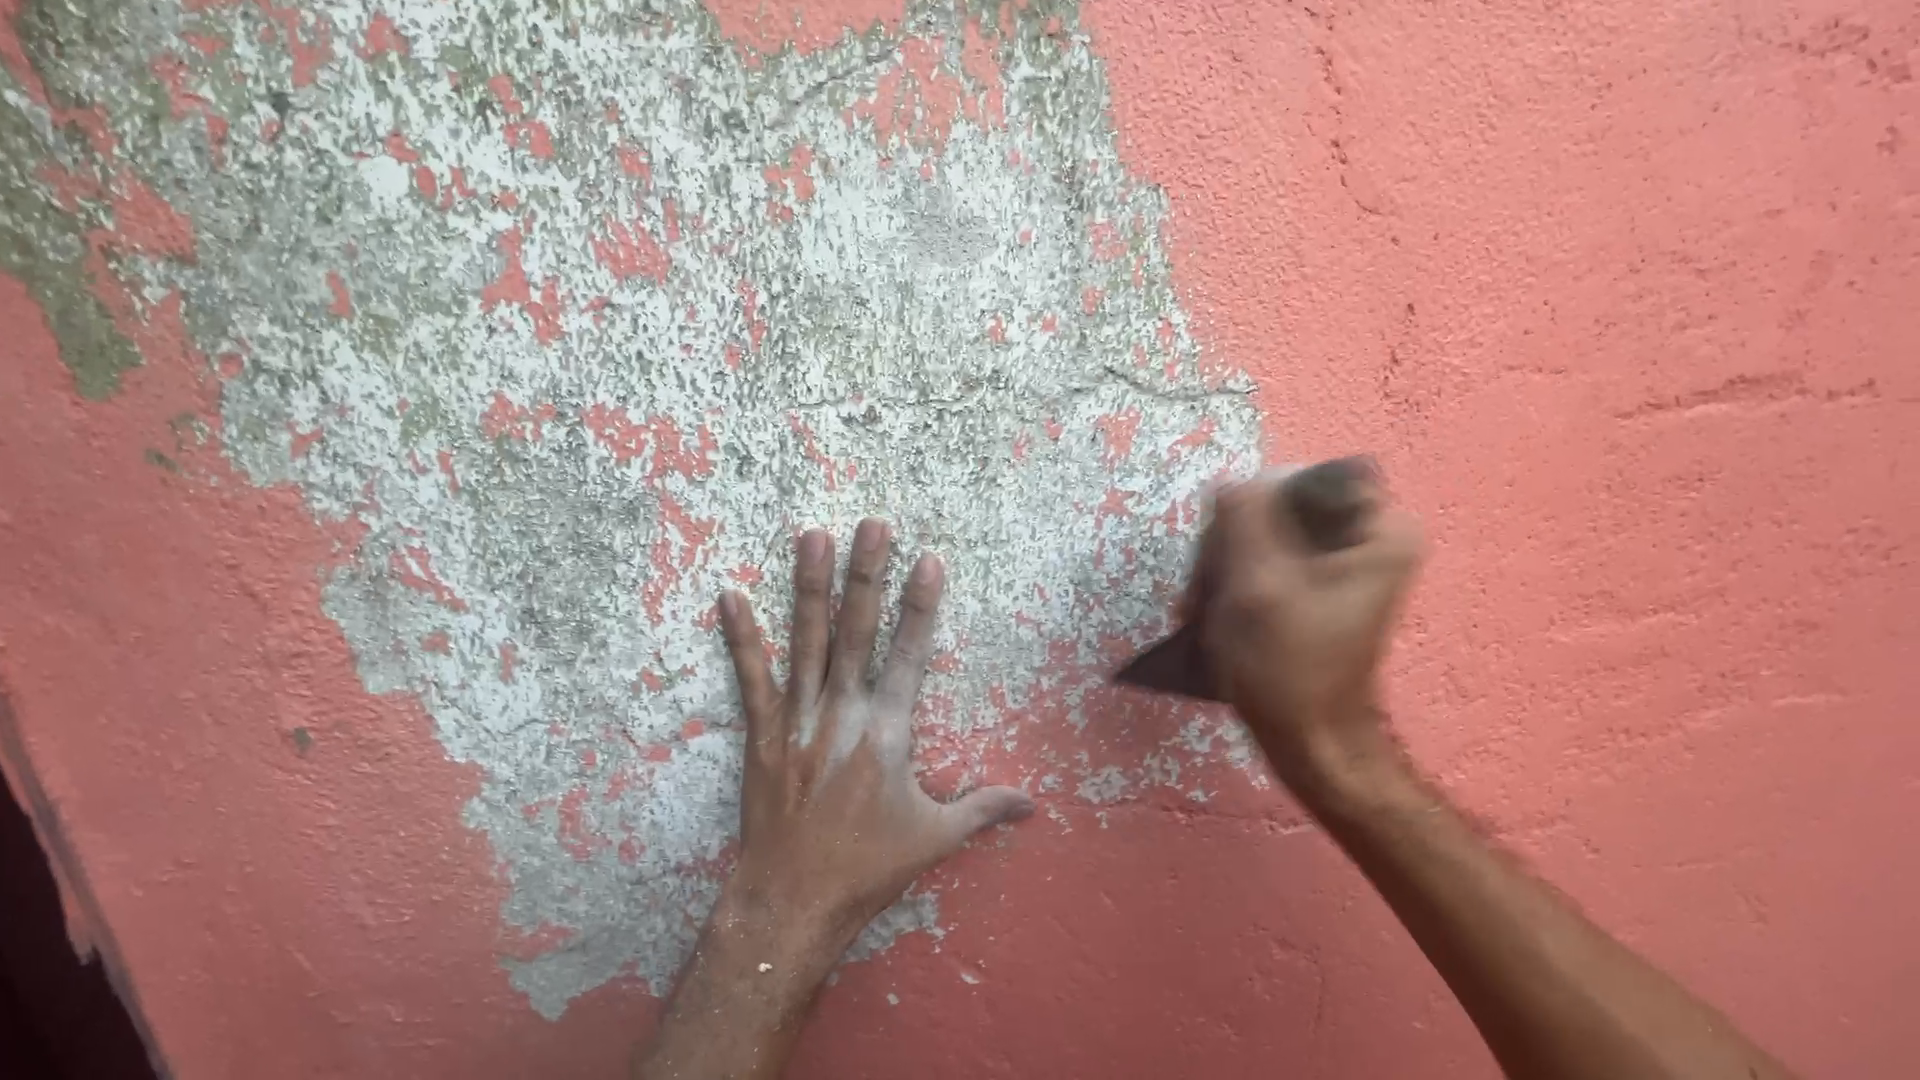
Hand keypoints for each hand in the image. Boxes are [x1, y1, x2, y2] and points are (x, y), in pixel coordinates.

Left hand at [714, 519, 1035, 956]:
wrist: (792, 903)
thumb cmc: (868, 869)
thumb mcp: (936, 838)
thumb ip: (984, 809)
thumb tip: (1034, 804)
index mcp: (888, 733)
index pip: (910, 655)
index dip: (922, 606)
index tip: (929, 560)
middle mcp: (843, 715)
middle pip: (857, 632)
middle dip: (867, 574)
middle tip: (872, 524)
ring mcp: (798, 721)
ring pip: (806, 642)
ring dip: (810, 586)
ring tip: (811, 535)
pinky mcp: (761, 736)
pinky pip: (751, 679)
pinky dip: (741, 638)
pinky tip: (730, 597)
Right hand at [1190, 470, 1423, 779]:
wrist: (1309, 741)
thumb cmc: (1287, 668)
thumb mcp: (1258, 585)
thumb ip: (1245, 517)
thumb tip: (1234, 480)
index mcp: (1381, 529)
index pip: (1300, 477)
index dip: (1253, 505)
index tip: (1226, 549)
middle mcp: (1374, 536)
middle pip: (1281, 504)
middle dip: (1233, 542)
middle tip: (1204, 586)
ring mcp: (1349, 561)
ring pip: (1268, 531)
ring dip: (1227, 563)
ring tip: (1203, 604)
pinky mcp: (1324, 583)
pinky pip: (1271, 556)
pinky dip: (1239, 578)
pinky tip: (1214, 608)